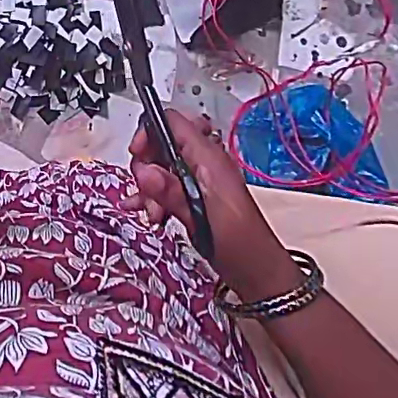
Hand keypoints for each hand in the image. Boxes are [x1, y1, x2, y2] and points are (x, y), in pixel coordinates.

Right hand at [123, 108, 300, 298]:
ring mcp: (197, 178)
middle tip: (146, 192)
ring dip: (148, 187)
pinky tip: (148, 213)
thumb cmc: (242, 246)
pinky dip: (153, 197)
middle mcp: (202, 162)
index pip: (171, 121)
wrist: (260, 275)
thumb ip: (172, 193)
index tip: (137, 156)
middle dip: (145, 167)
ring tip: (153, 212)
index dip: (148, 132)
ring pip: (159, 166)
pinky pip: (164, 185)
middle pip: (160, 144)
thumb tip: (144, 171)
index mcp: (208, 158)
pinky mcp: (193, 195)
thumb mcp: (202, 219)